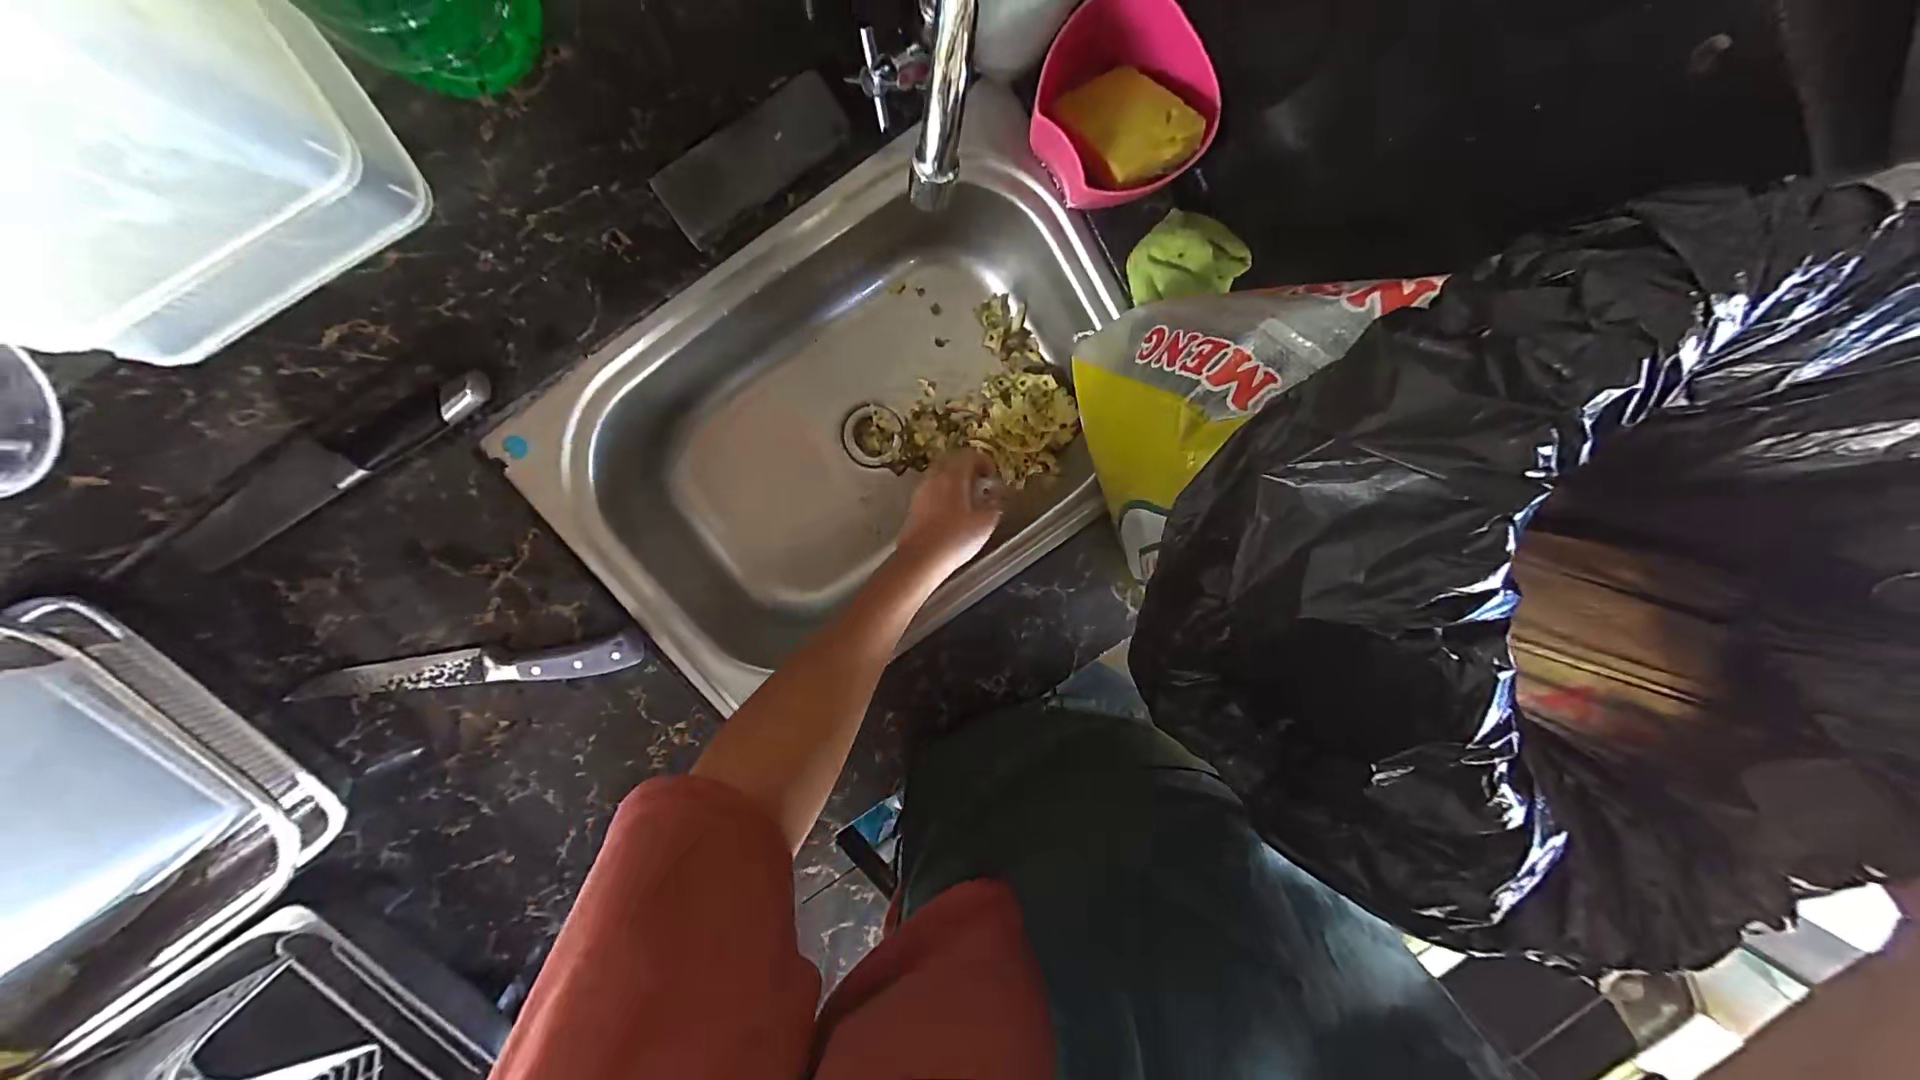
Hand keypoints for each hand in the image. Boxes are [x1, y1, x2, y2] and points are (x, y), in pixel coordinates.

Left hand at [894, 450, 1002, 583]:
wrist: (920, 560)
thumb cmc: (956, 539)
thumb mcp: (985, 523)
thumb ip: (994, 506)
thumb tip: (995, 498)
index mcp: (953, 476)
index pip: (969, 456)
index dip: (984, 461)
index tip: (992, 474)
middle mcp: (934, 479)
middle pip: (950, 461)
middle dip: (966, 467)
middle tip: (979, 481)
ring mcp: (921, 493)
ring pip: (938, 476)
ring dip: (953, 481)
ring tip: (967, 497)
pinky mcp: (913, 508)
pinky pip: (931, 492)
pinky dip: (943, 494)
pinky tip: (951, 512)